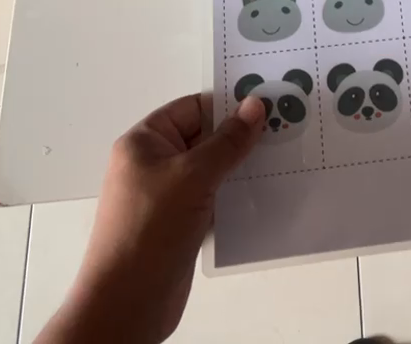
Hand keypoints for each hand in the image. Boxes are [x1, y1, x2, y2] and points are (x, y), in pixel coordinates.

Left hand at [39, 93, 264, 343]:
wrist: (126, 306)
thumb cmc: (151, 229)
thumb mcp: (193, 177)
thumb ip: (228, 141)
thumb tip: (255, 104)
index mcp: (145, 142)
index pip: (193, 108)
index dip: (228, 104)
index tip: (268, 103)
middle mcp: (154, 163)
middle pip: (205, 138)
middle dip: (241, 137)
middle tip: (284, 129)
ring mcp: (167, 196)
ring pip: (212, 170)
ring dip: (241, 168)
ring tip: (283, 159)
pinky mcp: (180, 224)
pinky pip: (213, 198)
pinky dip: (235, 196)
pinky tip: (265, 195)